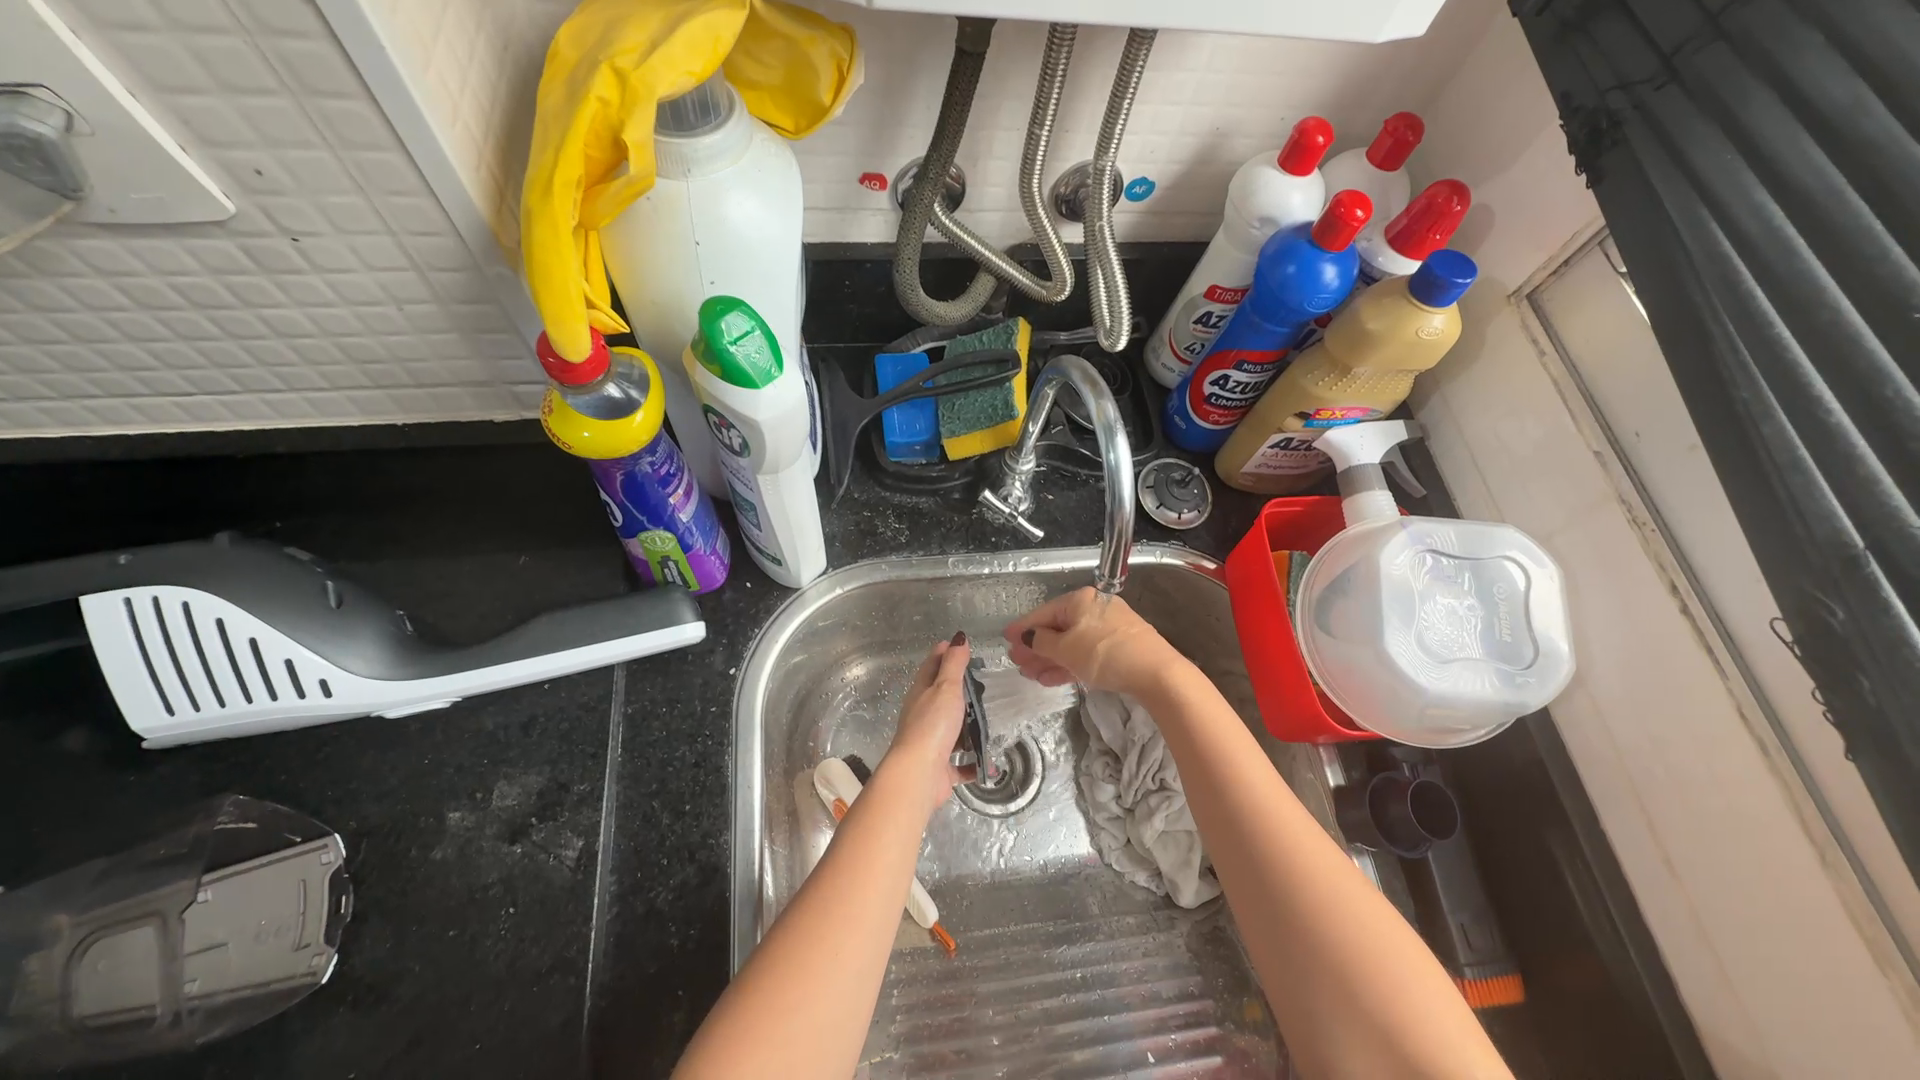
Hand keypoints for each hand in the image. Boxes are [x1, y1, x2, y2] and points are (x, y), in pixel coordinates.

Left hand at [879, 633, 976, 813]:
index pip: (931, 667)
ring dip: (968, 727)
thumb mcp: (945, 688)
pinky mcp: (941, 767)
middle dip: (959, 690)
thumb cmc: (933, 725)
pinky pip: (961, 764)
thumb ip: (954, 665)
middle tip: (982, 682)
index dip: (942, 654)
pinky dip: (974, 763)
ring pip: (952, 730)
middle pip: (941, 698)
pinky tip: (990, 762)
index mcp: (921, 693)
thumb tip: (958, 638)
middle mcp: (923, 716)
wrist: (919, 773)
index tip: (956, 645)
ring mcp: (931, 742)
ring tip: (991, 721)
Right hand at [1004, 587, 1182, 698]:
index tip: (1006, 638)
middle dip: (1036, 648)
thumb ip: (1041, 643)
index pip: (1043, 613)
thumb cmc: (1105, 654)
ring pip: (1071, 643)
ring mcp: (1108, 629)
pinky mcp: (1118, 648)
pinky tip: (1053, 679)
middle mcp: (1094, 609)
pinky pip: (1085, 653)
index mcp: (1080, 600)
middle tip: (1018, 663)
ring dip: (1050, 659)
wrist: (1156, 673)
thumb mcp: (1066, 649)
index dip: (1023, 628)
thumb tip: (1026, 637)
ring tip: (1032, 675)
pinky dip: (1069, 664)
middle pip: (1057, 628)